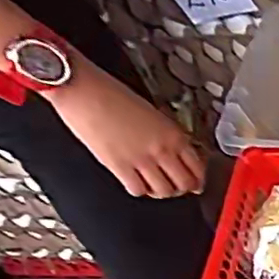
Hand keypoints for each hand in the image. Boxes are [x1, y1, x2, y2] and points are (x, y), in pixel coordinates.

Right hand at [46, 60, 205, 198]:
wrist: (80, 86)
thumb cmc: (111, 94)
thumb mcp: (154, 114)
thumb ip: (168, 135)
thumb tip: (177, 153)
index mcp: (174, 136)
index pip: (198, 169)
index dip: (198, 179)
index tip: (194, 181)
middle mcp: (162, 150)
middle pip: (185, 184)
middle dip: (183, 188)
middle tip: (175, 186)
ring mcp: (141, 159)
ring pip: (164, 191)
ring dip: (161, 192)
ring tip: (155, 186)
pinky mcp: (118, 164)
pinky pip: (137, 189)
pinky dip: (138, 190)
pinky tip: (135, 183)